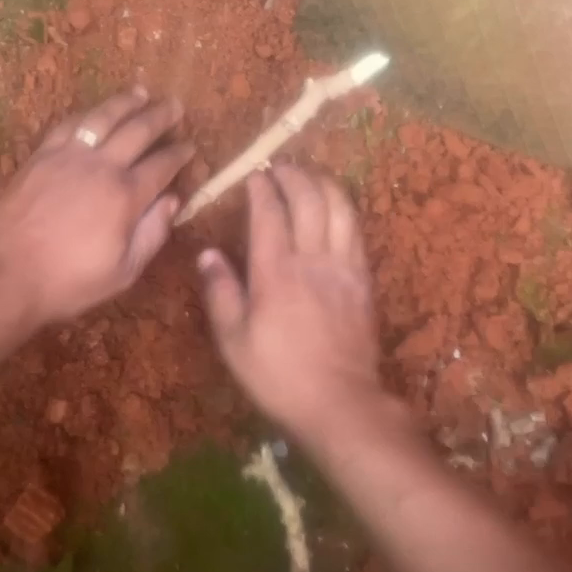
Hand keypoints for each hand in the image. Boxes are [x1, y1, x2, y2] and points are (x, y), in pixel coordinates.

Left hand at [0, 86, 194, 325]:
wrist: (6, 273)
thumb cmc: (69, 281)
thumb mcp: (123, 271)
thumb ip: (153, 233)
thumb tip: (173, 201)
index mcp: (126, 196)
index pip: (162, 165)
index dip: (179, 154)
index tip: (190, 146)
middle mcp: (101, 166)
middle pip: (138, 130)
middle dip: (160, 116)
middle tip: (175, 105)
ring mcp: (68, 156)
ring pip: (102, 117)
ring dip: (125, 102)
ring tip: (141, 92)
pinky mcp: (41, 156)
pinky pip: (69, 124)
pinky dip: (87, 114)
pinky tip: (95, 112)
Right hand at [198, 165, 387, 441]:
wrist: (340, 402)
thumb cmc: (278, 375)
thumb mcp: (234, 341)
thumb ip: (220, 292)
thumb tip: (208, 254)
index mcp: (275, 272)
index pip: (269, 213)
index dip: (261, 189)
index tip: (253, 176)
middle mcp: (311, 260)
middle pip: (308, 199)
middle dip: (292, 176)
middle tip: (279, 169)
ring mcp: (343, 267)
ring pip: (339, 208)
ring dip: (322, 184)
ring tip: (308, 177)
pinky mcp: (363, 280)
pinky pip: (356, 231)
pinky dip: (343, 209)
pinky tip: (334, 208)